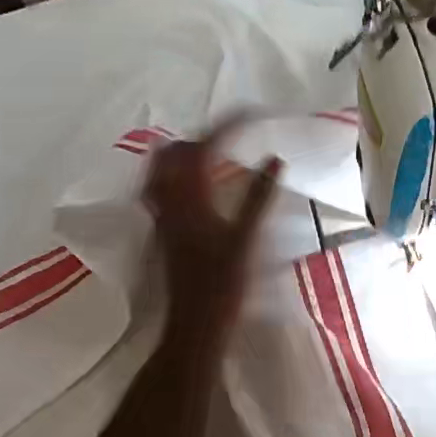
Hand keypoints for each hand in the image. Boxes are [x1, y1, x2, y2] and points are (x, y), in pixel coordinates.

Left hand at [142, 123, 280, 335]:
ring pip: (162, 168)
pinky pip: (161, 186)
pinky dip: (178, 173)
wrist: (195, 323)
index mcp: (191, 198)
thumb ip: (259, 196)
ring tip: (217, 152)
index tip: (255, 113)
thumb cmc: (225, 283)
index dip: (229, 124)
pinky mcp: (163, 228)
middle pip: (176, 151)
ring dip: (187, 152)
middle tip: (237, 134)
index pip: (205, 146)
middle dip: (206, 134)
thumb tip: (274, 159)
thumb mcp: (248, 238)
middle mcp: (169, 200)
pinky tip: (198, 183)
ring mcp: (161, 214)